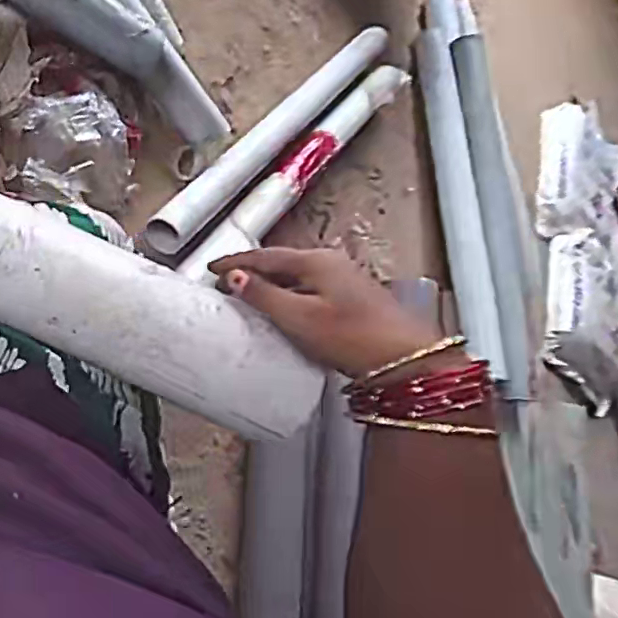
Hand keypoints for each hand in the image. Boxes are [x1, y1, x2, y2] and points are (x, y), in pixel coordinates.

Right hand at [208, 247, 447, 377]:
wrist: (405, 362)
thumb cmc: (352, 338)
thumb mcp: (299, 317)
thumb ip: (263, 295)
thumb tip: (234, 277)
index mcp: (316, 261)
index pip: (264, 256)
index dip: (235, 262)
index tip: (212, 268)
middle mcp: (330, 263)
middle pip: (280, 262)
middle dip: (250, 271)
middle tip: (224, 282)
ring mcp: (343, 280)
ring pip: (295, 276)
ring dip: (269, 284)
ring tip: (246, 297)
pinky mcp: (350, 298)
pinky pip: (308, 288)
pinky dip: (287, 294)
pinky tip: (281, 310)